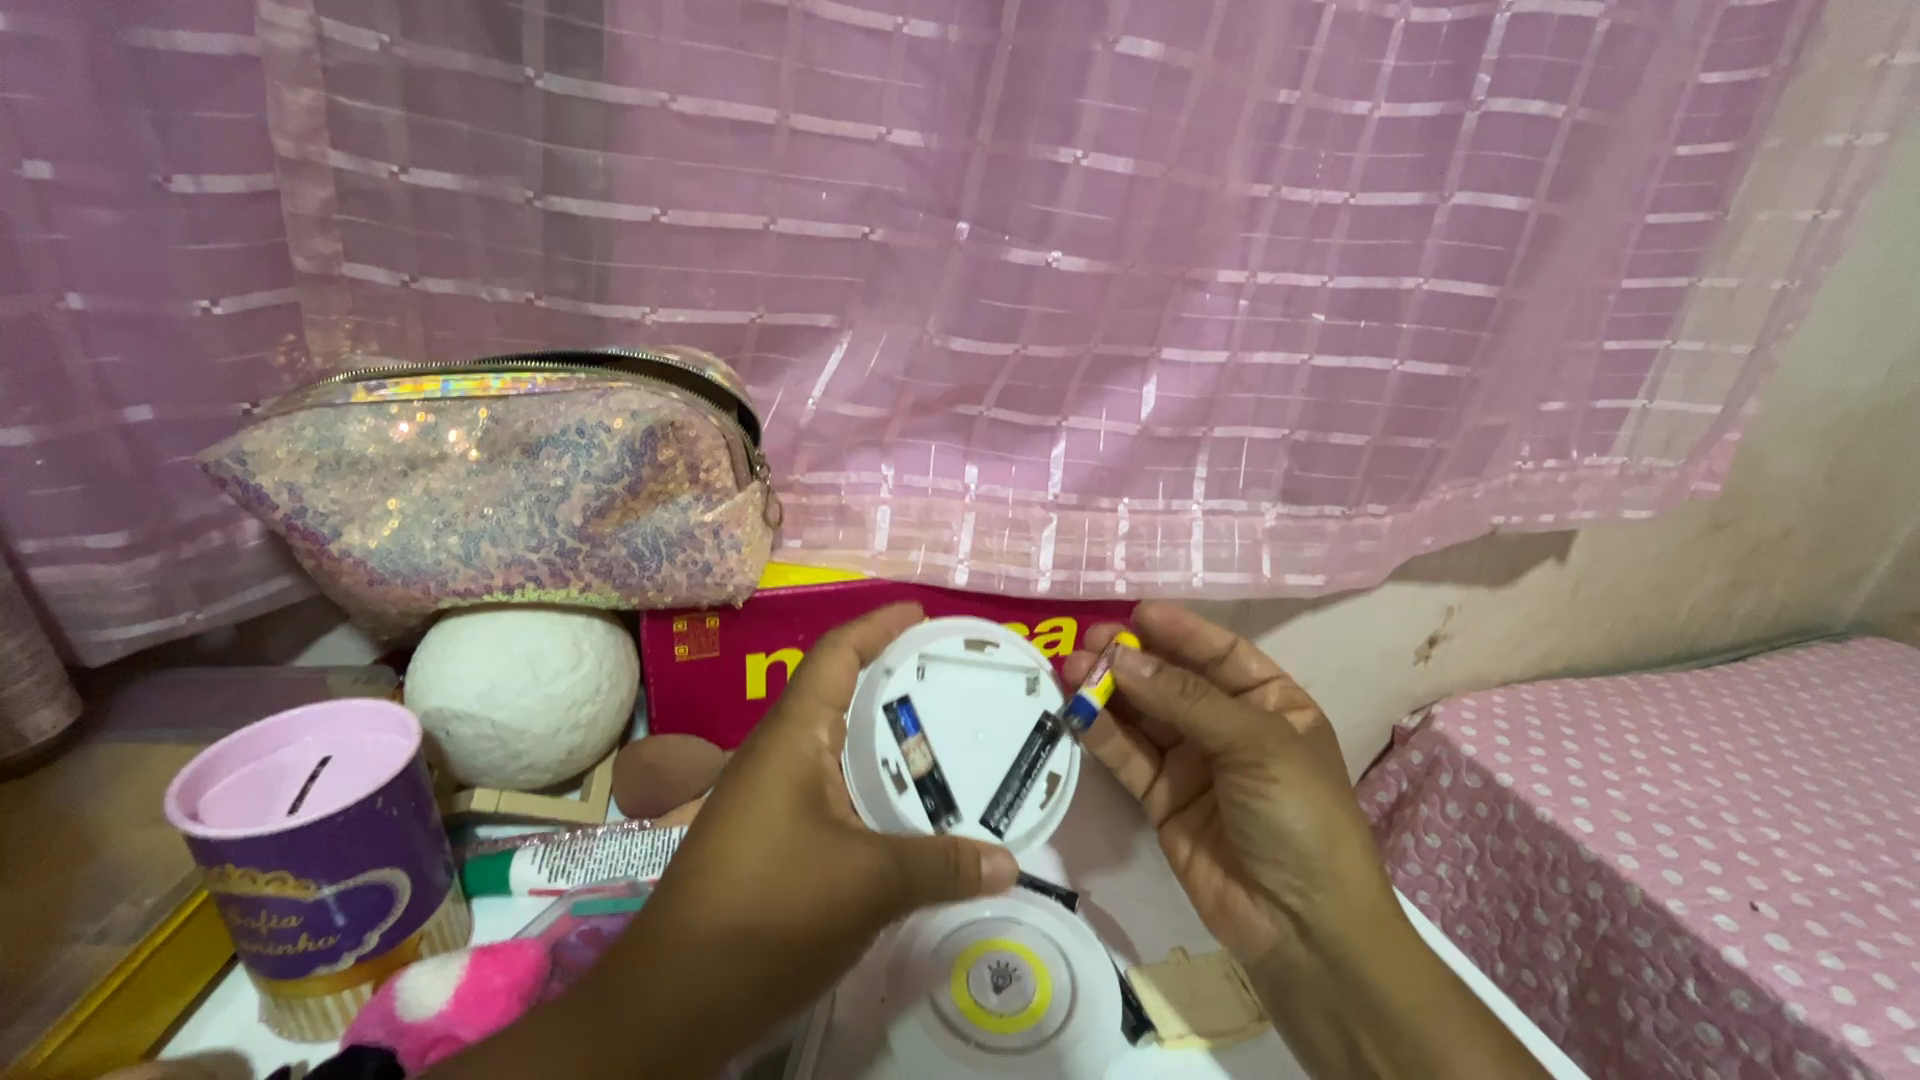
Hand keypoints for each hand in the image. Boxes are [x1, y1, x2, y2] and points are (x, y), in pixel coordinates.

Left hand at [609, 602, 1019, 1074]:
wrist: (676, 997)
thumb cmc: (770, 911)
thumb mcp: (868, 884)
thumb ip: (940, 866)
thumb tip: (1009, 864)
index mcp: (791, 739)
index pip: (835, 655)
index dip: (877, 625)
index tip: (922, 614)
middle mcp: (776, 756)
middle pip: (837, 694)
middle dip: (890, 680)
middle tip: (950, 679)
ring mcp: (768, 799)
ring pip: (834, 747)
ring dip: (881, 739)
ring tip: (941, 739)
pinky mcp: (770, 839)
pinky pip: (830, 790)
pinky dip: (870, 786)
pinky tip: (904, 812)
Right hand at [1070, 604, 1548, 1078]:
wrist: (1302, 927)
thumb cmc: (1301, 817)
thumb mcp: (1257, 744)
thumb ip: (1186, 699)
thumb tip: (1122, 658)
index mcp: (1271, 705)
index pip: (1220, 655)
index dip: (1180, 631)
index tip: (1135, 612)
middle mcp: (1230, 729)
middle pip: (1173, 682)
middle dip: (1133, 659)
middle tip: (1088, 640)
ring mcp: (1194, 766)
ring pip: (1143, 717)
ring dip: (1108, 692)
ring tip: (1070, 667)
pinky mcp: (1162, 801)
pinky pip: (1129, 758)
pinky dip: (1102, 734)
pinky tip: (1076, 711)